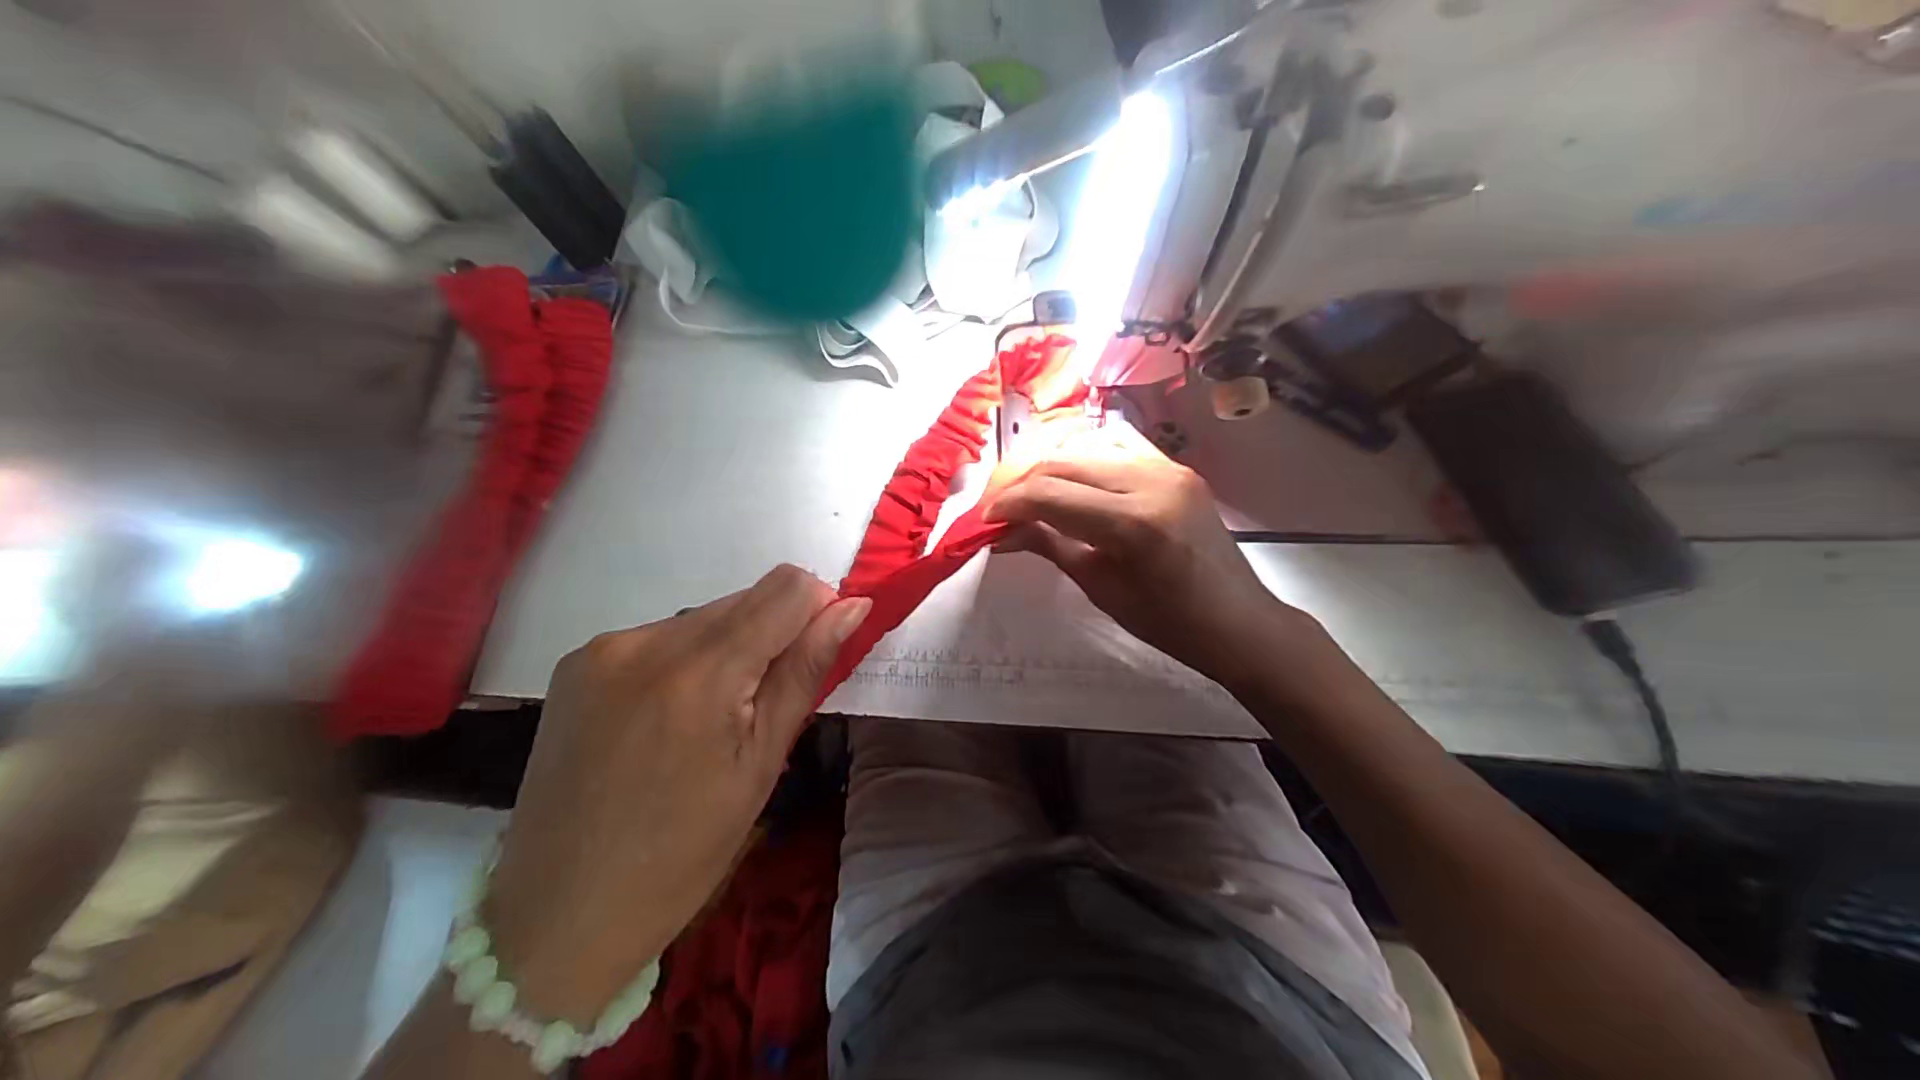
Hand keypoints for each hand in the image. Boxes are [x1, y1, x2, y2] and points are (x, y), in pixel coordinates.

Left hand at [485, 566, 869, 1023]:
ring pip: (702, 617)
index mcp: (699, 673)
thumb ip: (805, 673)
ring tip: (709, 723)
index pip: (787, 589)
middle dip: (771, 636)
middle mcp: (645, 641)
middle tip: (760, 710)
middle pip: (743, 600)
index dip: (817, 610)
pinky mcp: (575, 663)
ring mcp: (602, 649)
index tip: (815, 658)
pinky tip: (667, 721)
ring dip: (727, 650)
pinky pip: (659, 637)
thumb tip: (851, 606)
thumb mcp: (760, 766)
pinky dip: (685, 662)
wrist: (558, 915)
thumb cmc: (682, 855)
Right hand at [984, 425, 1324, 692]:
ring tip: (1027, 498)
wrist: (1238, 621)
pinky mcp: (1176, 467)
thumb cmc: (1169, 623)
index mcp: (1134, 523)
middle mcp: (1153, 481)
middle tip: (998, 508)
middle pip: (1064, 463)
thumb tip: (1001, 531)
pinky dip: (1082, 466)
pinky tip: (1067, 487)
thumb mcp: (1100, 587)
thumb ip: (1050, 545)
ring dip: (1050, 471)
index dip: (1009, 503)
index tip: (985, 520)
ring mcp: (1169, 468)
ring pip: (1086, 451)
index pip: (1050, 493)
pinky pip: (1115, 454)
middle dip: (1022, 483)